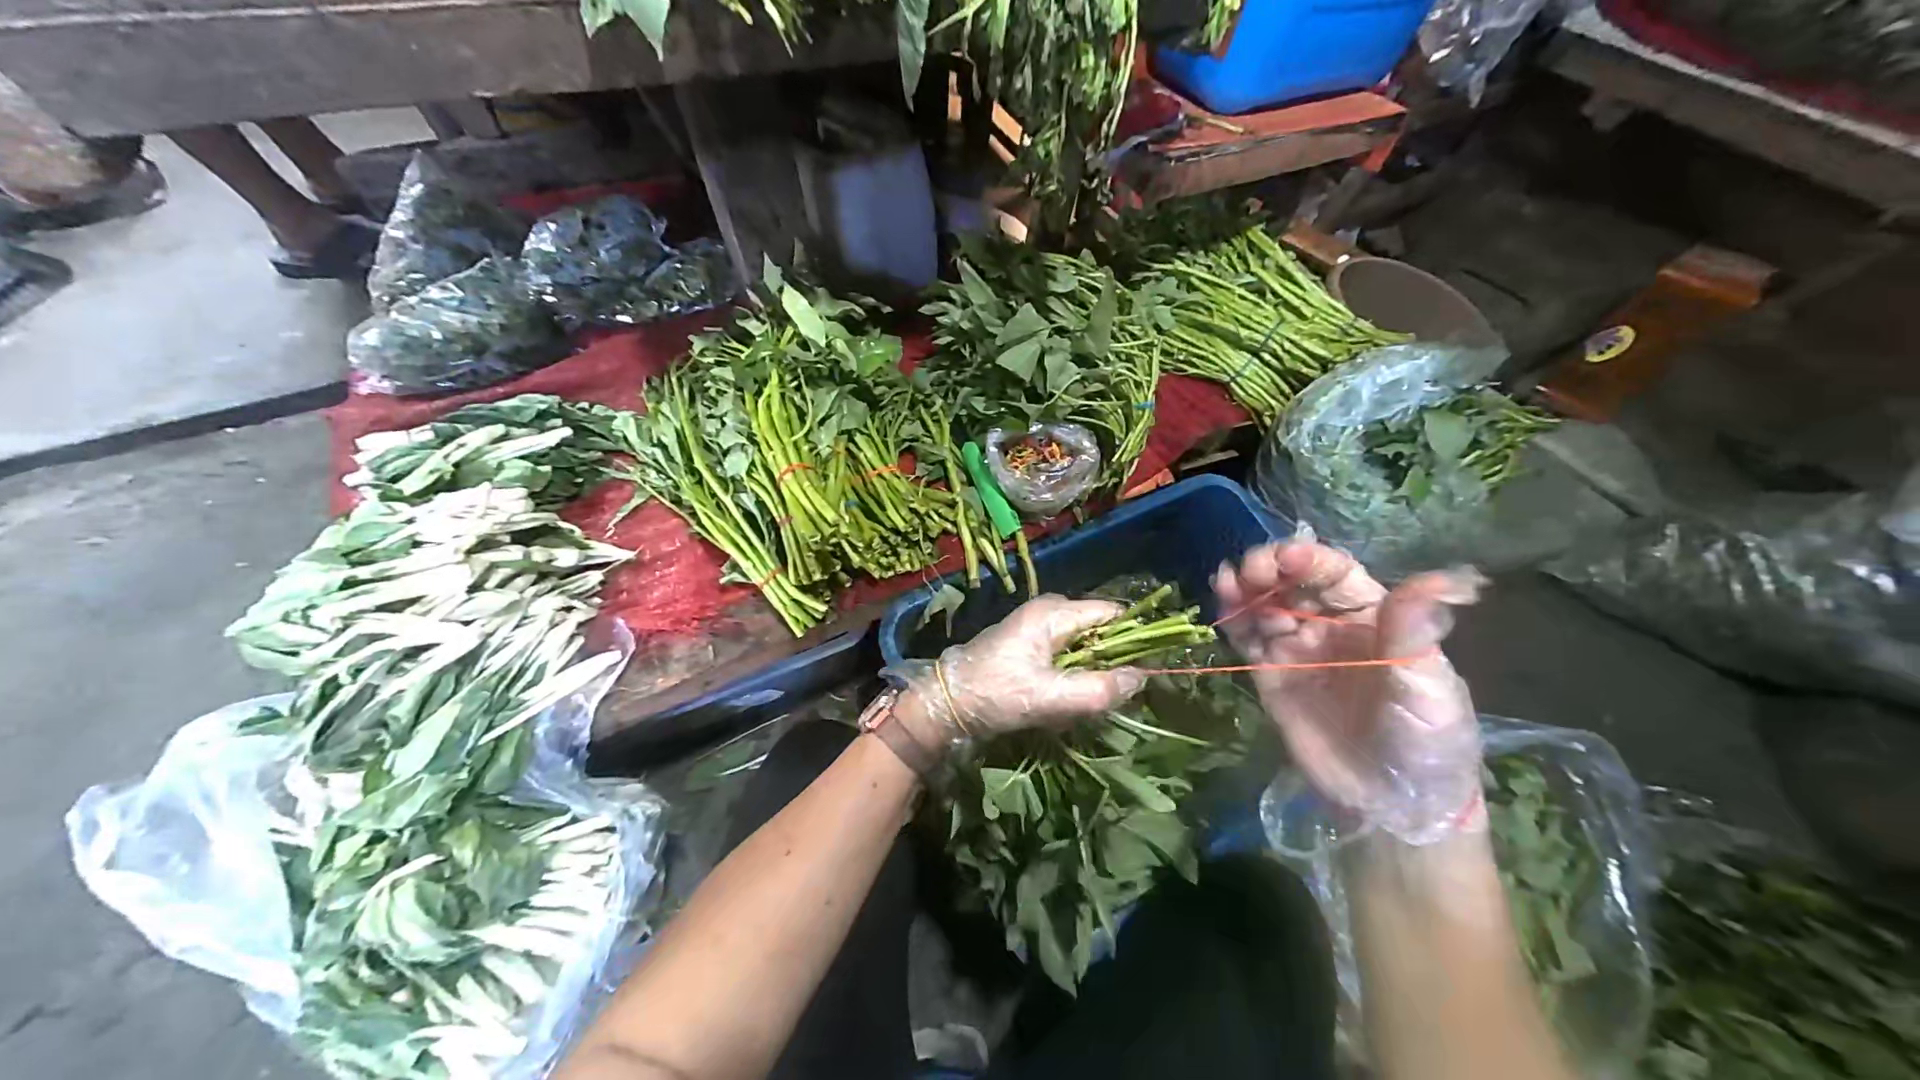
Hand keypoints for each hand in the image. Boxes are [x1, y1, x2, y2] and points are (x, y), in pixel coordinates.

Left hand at [893, 595, 1147, 750]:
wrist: (945, 704)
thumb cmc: (996, 694)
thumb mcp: (1050, 697)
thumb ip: (1098, 689)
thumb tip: (1142, 678)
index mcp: (1053, 613)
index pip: (1111, 613)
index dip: (1134, 637)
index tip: (1150, 667)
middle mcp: (1046, 612)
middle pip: (1098, 628)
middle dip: (1111, 659)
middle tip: (1115, 692)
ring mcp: (1035, 628)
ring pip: (1082, 644)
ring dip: (1090, 671)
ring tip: (1089, 700)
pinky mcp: (1027, 646)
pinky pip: (1064, 654)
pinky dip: (1072, 675)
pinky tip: (1065, 700)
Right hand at [1214, 541, 1483, 843]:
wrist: (1393, 803)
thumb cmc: (1426, 741)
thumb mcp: (1428, 686)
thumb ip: (1416, 632)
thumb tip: (1442, 578)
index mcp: (1373, 617)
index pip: (1336, 574)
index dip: (1310, 560)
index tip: (1286, 559)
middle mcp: (1330, 624)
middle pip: (1293, 583)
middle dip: (1269, 568)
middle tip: (1249, 571)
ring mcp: (1297, 649)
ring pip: (1264, 606)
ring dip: (1244, 588)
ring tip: (1226, 582)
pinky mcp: (1270, 676)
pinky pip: (1247, 639)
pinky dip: (1233, 620)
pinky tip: (1222, 606)